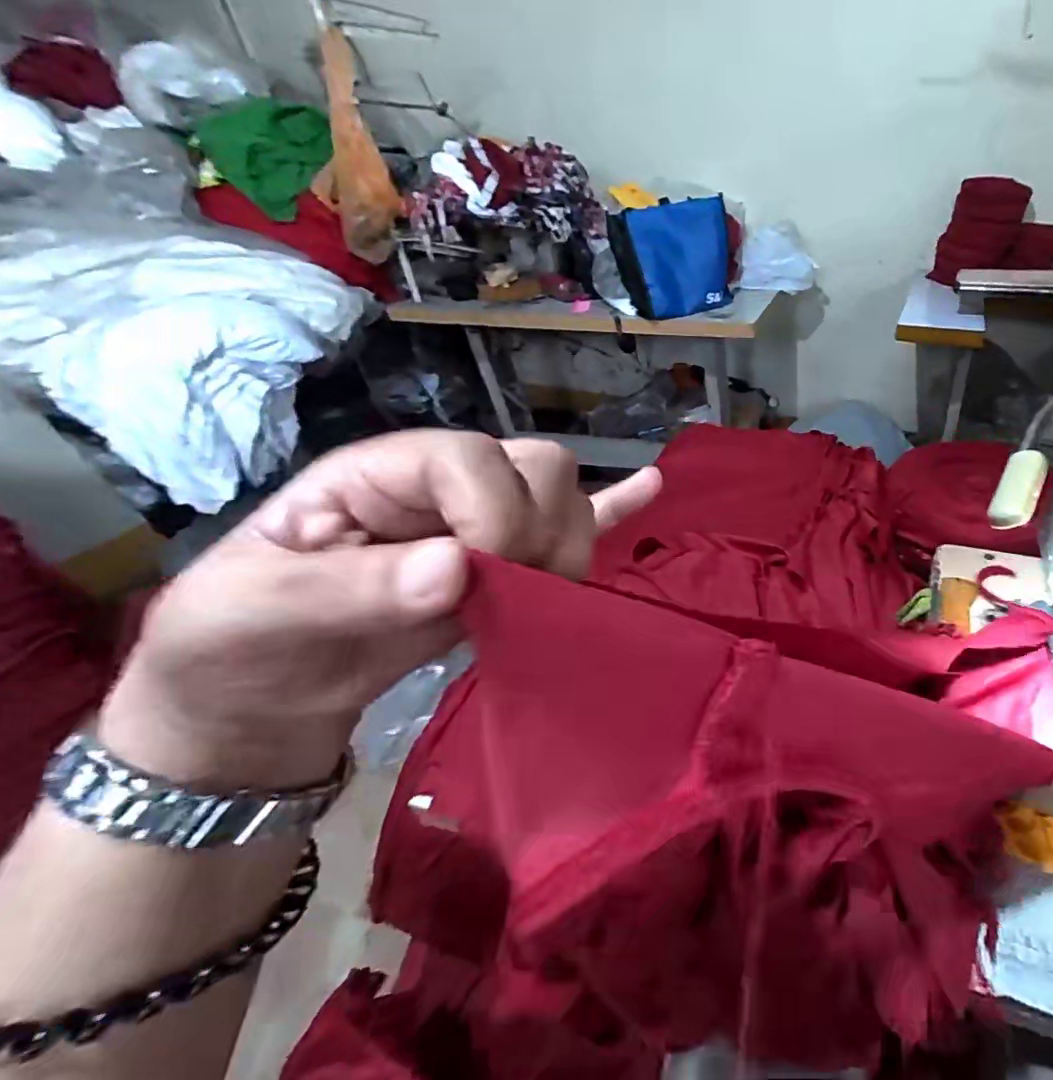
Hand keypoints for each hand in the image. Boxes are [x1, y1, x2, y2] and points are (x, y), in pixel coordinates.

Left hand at [97, 431, 661, 788]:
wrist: (264, 696)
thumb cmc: (235, 644)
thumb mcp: (254, 613)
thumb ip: (348, 588)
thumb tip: (456, 568)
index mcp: (380, 474)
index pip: (471, 459)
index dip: (492, 513)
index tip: (472, 576)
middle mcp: (446, 486)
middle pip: (538, 467)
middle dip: (539, 529)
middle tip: (507, 586)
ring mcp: (487, 521)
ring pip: (570, 501)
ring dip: (570, 547)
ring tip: (533, 592)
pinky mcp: (515, 559)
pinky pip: (582, 521)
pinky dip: (619, 506)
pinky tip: (652, 488)